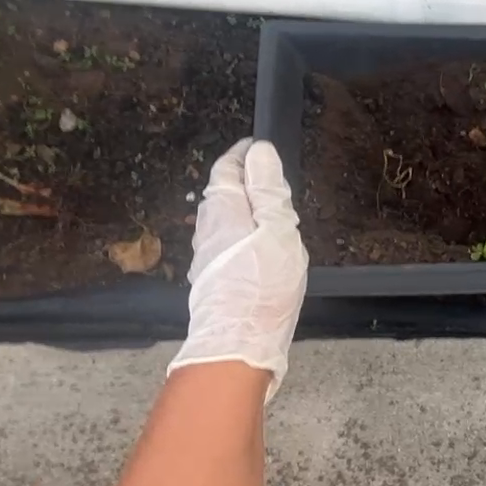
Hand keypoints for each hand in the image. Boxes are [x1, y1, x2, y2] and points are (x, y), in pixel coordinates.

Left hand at [167, 138, 308, 400]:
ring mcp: (208, 257)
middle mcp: (208, 230)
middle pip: (221, 195)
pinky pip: (228, 243)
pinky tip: (258, 246)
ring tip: (266, 208)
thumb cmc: (262, 283)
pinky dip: (243, 233)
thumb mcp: (277, 230)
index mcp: (223, 211)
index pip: (226, 171)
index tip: (256, 144)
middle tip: (265, 174)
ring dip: (241, 208)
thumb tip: (260, 152)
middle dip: (240, 180)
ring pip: (223, 221)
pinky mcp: (214, 279)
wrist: (239, 341)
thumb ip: (269, 192)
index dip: (241, 155)